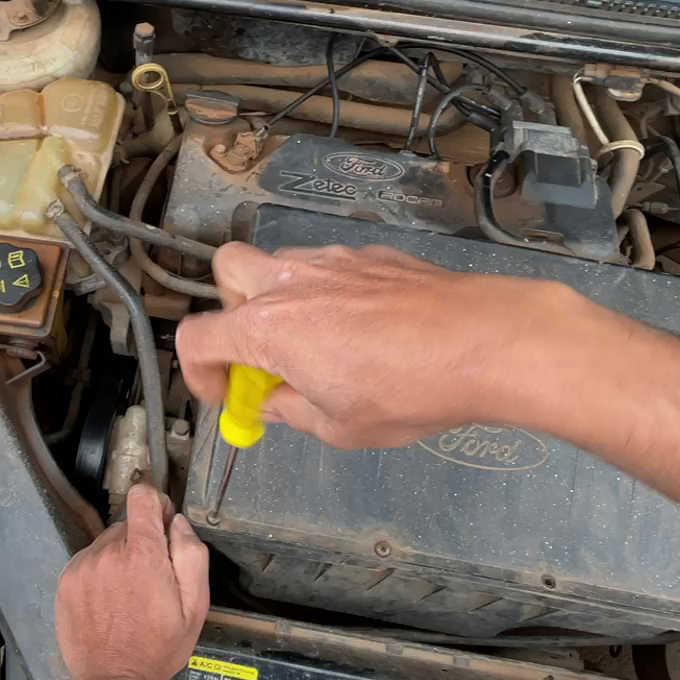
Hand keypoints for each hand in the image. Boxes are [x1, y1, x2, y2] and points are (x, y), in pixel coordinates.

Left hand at [55, 484, 209, 679]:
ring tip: (128, 595)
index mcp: (143, 554)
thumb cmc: (157, 648)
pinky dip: (101, 572)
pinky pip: (90, 560)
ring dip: (120, 558)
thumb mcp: (195, 605)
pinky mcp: (67, 580)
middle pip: (128, 524)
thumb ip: (191, 553)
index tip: (162, 525)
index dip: (157, 506)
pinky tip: (110, 601)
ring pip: (108, 542)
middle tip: (150, 578)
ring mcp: (84, 566)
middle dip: (142, 543)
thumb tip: (178, 523)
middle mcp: (109, 553)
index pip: (143, 497)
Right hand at [175, 242, 601, 447]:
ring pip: (279, 263)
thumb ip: (289, 410)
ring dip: (280, 298)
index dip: (198, 372)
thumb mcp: (338, 425)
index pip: (196, 337)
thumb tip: (270, 401)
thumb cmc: (405, 393)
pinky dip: (326, 292)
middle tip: (265, 347)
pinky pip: (328, 266)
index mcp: (267, 327)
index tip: (228, 395)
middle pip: (226, 269)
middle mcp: (288, 281)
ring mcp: (330, 259)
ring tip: (322, 341)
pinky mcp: (369, 253)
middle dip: (231, 308)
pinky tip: (368, 325)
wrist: (483, 339)